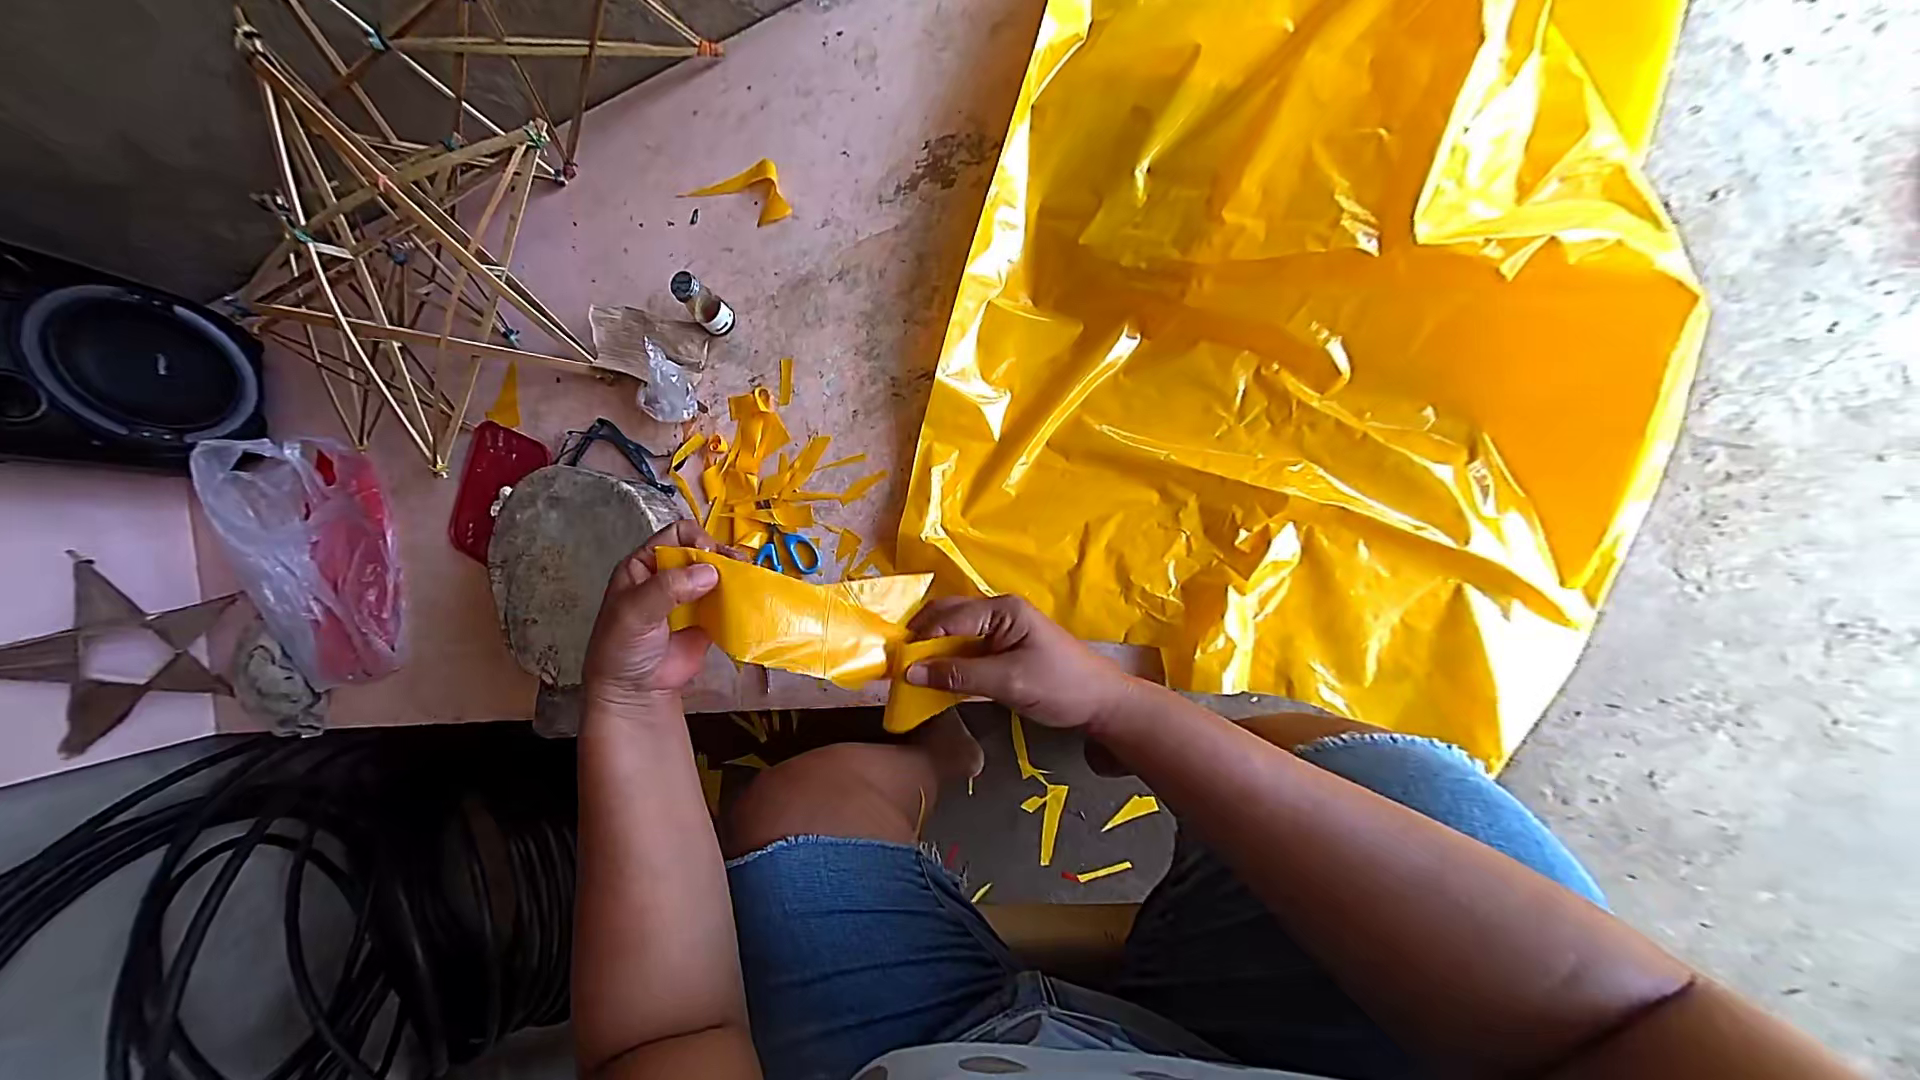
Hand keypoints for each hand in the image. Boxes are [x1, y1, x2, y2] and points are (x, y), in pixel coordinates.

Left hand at [582, 520, 736, 707]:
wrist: (635, 692)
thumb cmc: (621, 649)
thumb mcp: (634, 613)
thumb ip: (667, 589)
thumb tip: (710, 571)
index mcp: (645, 565)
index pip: (675, 535)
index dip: (695, 538)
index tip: (709, 555)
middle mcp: (669, 575)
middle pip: (703, 550)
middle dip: (720, 555)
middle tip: (735, 566)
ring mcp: (691, 596)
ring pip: (719, 572)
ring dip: (735, 573)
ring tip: (747, 579)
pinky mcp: (709, 616)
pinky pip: (728, 598)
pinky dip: (740, 595)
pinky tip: (748, 596)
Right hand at [903, 595, 1132, 729]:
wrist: (1102, 703)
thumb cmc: (1060, 686)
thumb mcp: (1008, 682)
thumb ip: (959, 675)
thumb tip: (911, 672)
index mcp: (1002, 610)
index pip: (950, 617)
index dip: (921, 638)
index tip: (895, 663)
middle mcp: (998, 612)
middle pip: (948, 617)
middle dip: (922, 638)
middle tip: (897, 665)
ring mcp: (1000, 630)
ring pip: (954, 633)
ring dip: (932, 650)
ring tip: (909, 673)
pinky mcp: (1002, 649)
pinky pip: (965, 649)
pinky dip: (948, 661)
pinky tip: (934, 678)